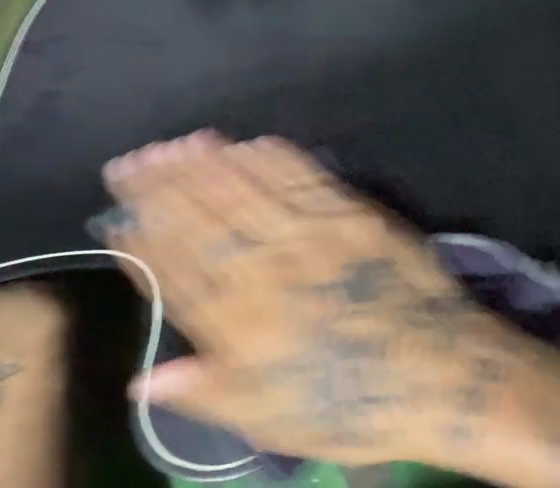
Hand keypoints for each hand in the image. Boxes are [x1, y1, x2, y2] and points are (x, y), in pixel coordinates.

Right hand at [99, 131, 525, 467]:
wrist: (442, 372)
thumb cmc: (353, 405)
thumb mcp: (272, 418)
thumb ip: (207, 391)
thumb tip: (142, 380)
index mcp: (244, 321)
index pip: (181, 269)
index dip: (146, 238)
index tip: (117, 212)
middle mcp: (272, 268)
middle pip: (209, 219)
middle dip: (168, 186)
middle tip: (137, 156)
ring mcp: (314, 234)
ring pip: (251, 191)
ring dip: (213, 164)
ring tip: (181, 142)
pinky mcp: (354, 214)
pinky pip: (306, 178)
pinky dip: (276, 158)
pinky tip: (253, 142)